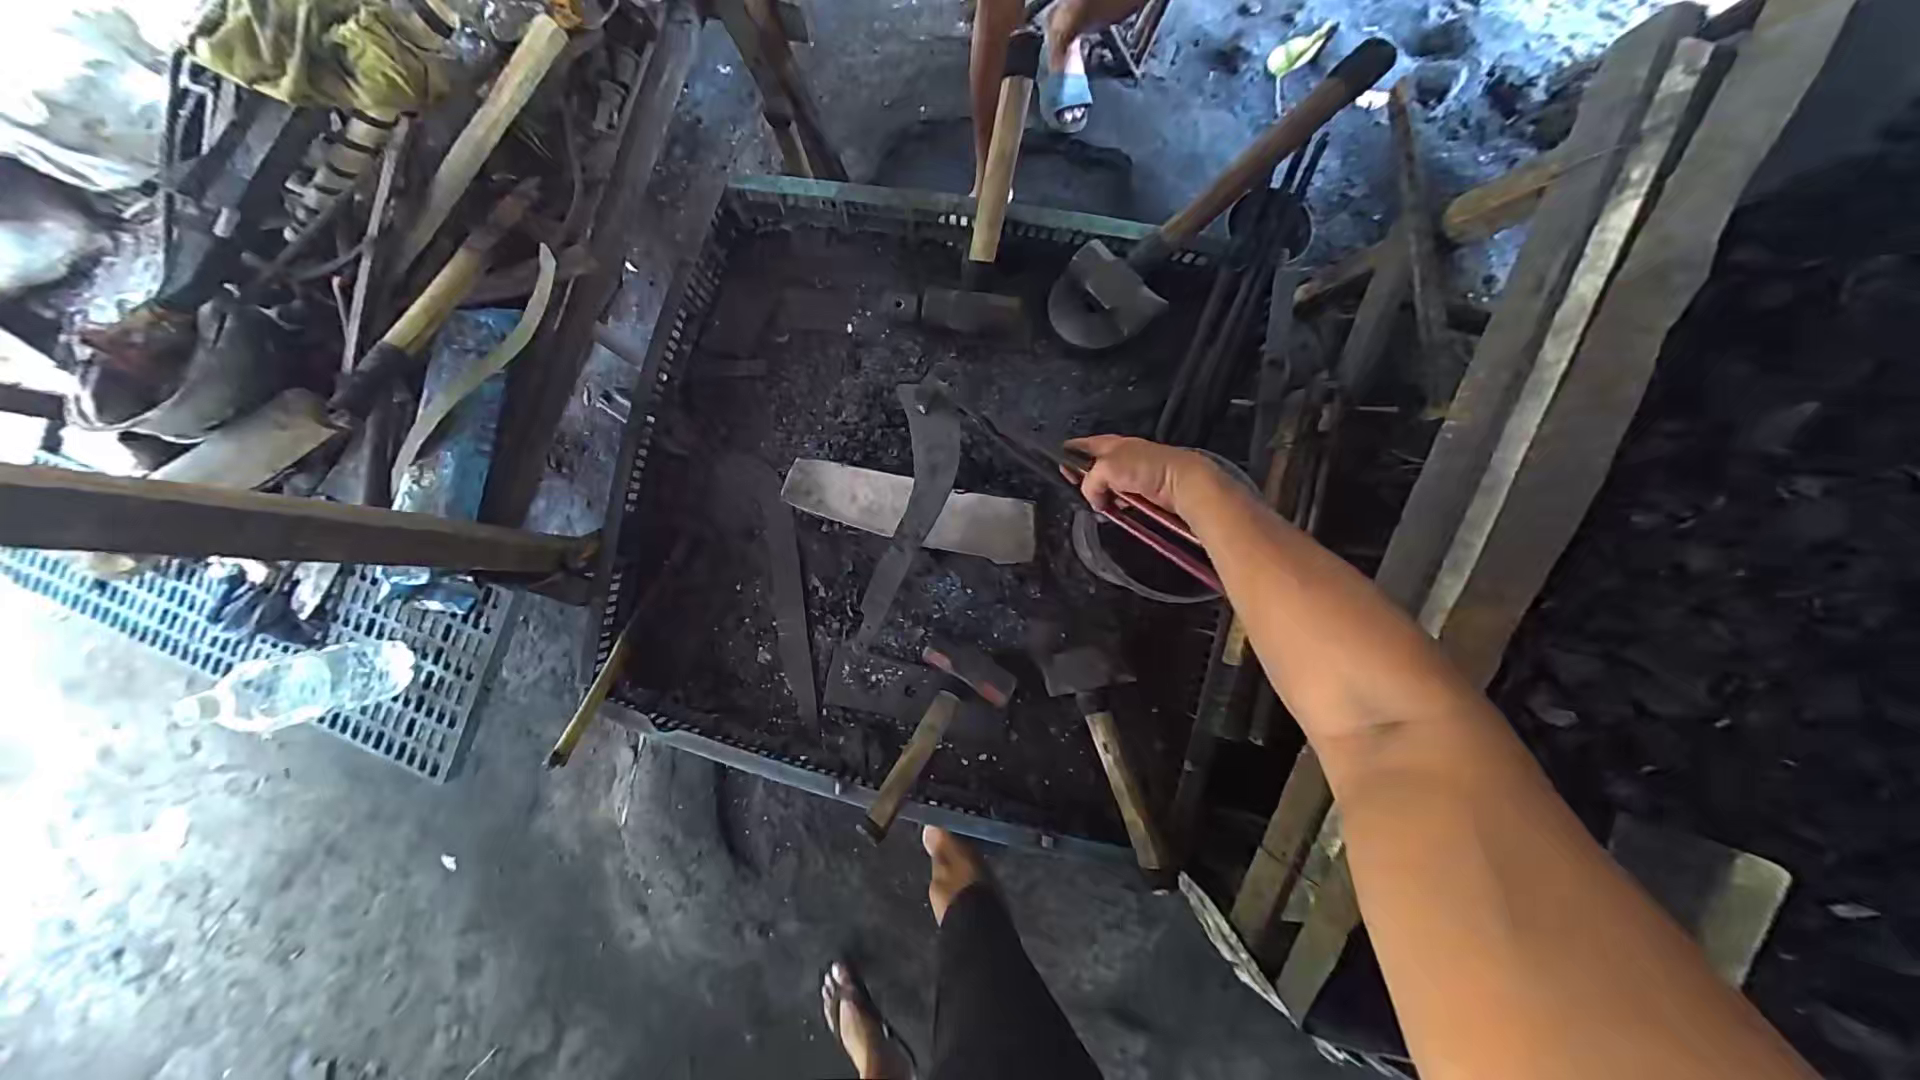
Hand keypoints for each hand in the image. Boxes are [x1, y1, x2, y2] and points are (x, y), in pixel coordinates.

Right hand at [1063, 435, 1216, 514]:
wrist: (1181, 482)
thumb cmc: (1142, 468)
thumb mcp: (1105, 468)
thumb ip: (1089, 482)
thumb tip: (1093, 500)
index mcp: (1111, 444)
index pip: (1084, 445)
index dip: (1069, 452)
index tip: (1057, 462)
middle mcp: (1120, 456)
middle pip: (1093, 466)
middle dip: (1083, 478)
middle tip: (1073, 487)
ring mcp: (1132, 474)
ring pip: (1106, 485)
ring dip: (1099, 494)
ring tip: (1095, 503)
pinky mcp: (1141, 490)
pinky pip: (1120, 497)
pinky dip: (1114, 503)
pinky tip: (1113, 509)